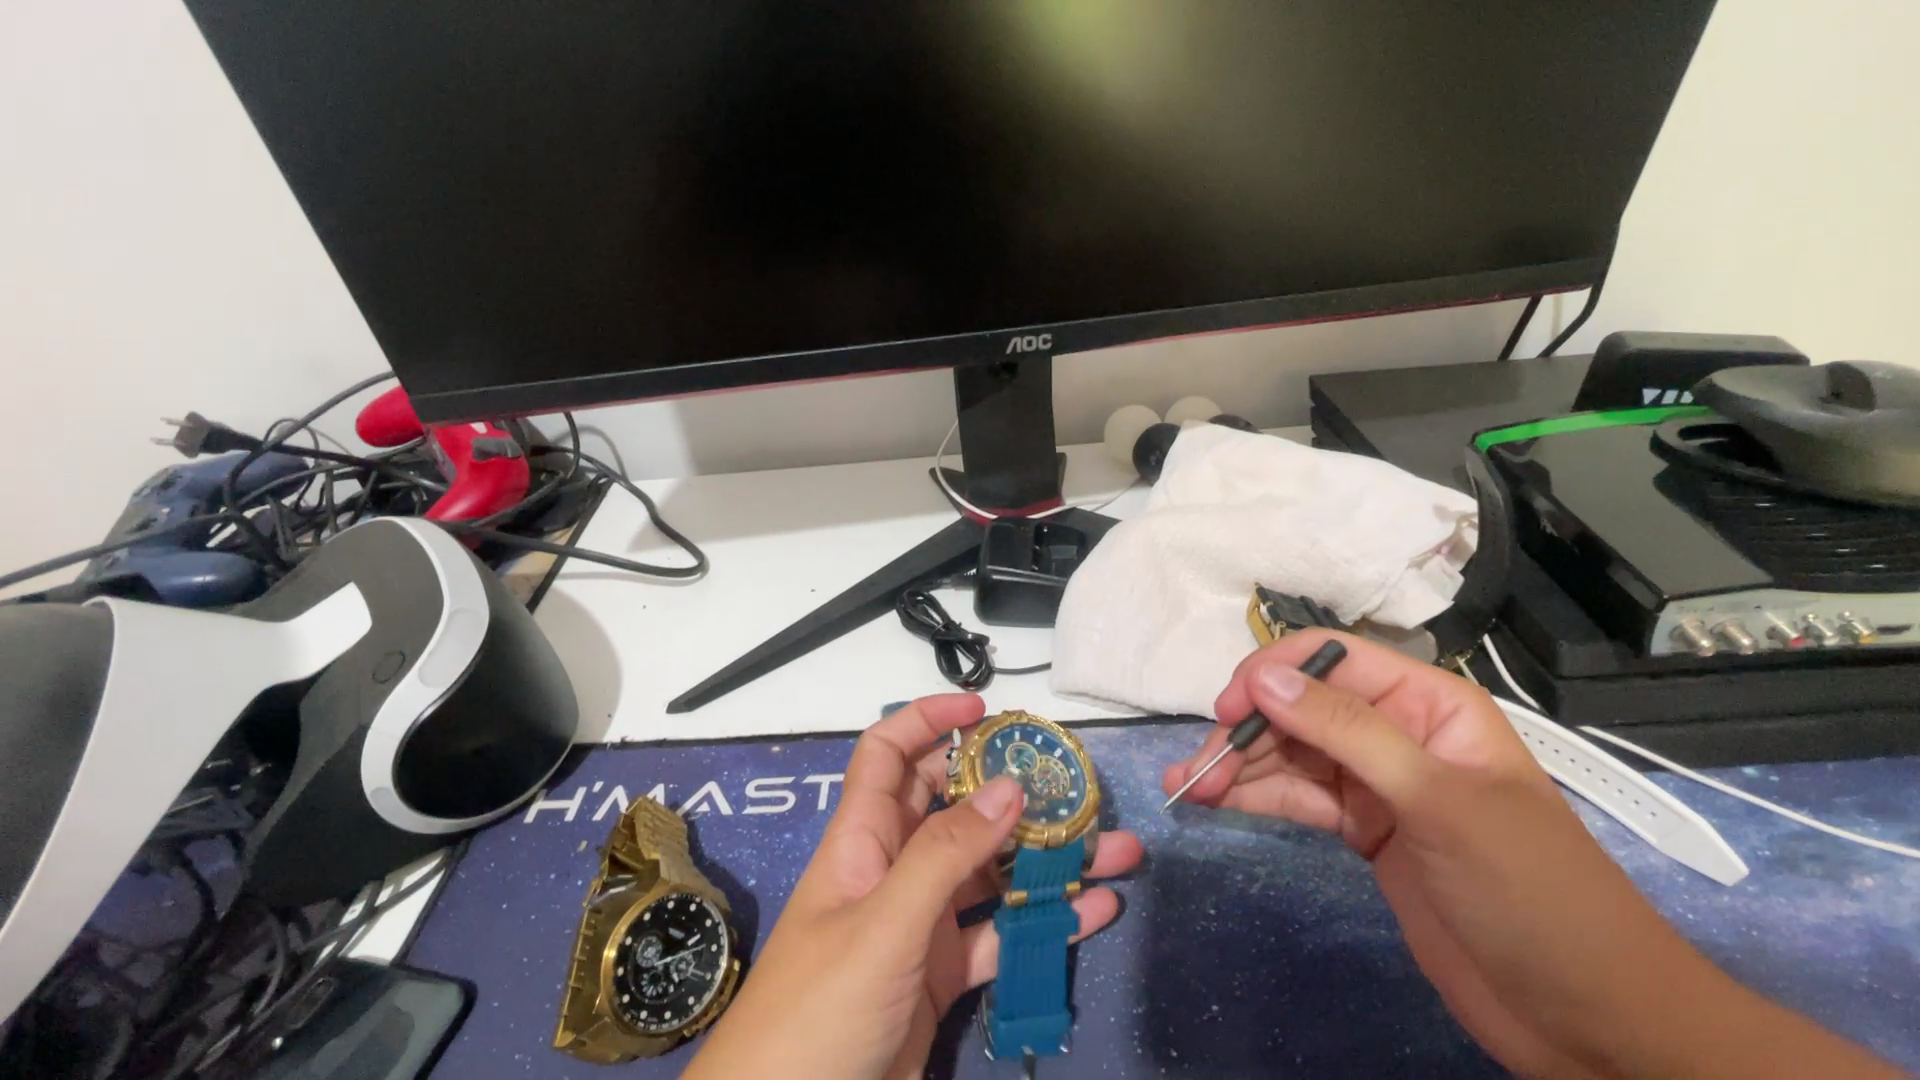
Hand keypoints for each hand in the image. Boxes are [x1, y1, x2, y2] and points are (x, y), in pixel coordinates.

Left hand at [686, 694, 1143, 1079]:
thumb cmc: (819, 1010)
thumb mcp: (882, 926)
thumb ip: (945, 857)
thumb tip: (1009, 787)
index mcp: (863, 840)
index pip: (888, 754)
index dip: (928, 719)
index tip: (985, 709)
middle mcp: (893, 871)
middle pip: (953, 808)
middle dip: (1009, 790)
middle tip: (1072, 784)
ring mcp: (920, 924)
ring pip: (988, 873)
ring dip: (1046, 859)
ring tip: (1114, 848)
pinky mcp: (941, 974)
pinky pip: (999, 936)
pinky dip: (1044, 923)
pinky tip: (1097, 911)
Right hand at [1163, 629, 1898, 1079]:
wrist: (1585, 1014)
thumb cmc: (1528, 890)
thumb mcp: (1438, 800)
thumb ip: (1348, 732)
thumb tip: (1266, 678)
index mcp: (1430, 705)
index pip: (1335, 660)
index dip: (1276, 673)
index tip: (1228, 707)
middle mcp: (1398, 734)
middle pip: (1303, 707)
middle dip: (1248, 726)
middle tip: (1203, 764)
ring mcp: (1378, 785)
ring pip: (1291, 753)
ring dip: (1239, 763)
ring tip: (1190, 784)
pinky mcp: (1363, 830)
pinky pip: (1297, 798)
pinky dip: (1254, 796)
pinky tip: (1213, 800)